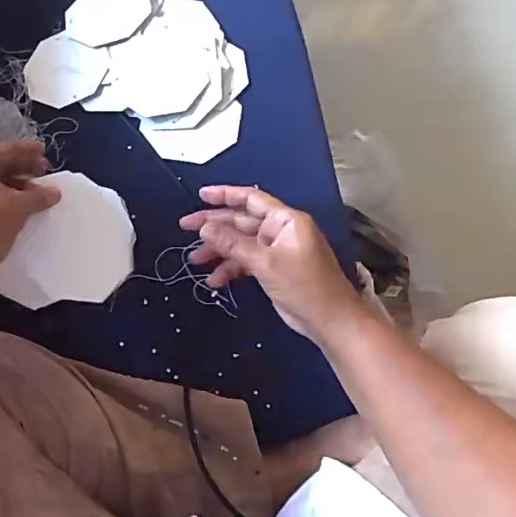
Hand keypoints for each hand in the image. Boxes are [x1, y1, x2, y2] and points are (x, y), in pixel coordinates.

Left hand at [0, 141, 62, 274]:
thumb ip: (38, 196)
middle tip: (43, 170)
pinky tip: (18, 206)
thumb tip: (54, 192)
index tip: (44, 151)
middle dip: (21, 168)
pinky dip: (1, 198)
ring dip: (14, 185)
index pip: (4, 150)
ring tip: (35, 192)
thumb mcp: (18, 208)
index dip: (27, 151)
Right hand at [179, 186, 359, 340]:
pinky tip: (214, 280)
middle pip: (240, 222)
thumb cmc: (304, 286)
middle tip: (185, 227)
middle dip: (214, 226)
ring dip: (218, 251)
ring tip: (194, 260)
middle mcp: (280, 231)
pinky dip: (230, 269)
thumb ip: (232, 243)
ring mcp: (276, 251)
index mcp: (285, 221)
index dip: (224, 195)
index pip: (250, 199)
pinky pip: (246, 262)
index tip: (200, 196)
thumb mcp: (265, 263)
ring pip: (240, 244)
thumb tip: (205, 227)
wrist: (330, 321)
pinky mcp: (273, 269)